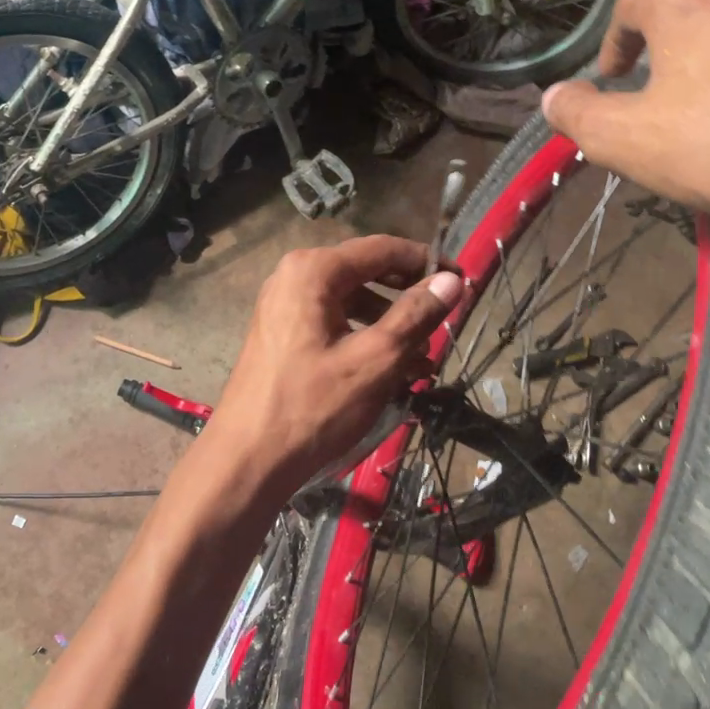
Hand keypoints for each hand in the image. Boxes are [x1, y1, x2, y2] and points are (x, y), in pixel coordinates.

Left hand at [204, 236, 462, 491]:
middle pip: (366, 272)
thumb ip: (416, 315)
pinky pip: (334, 322)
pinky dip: (364, 338)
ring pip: (352, 301)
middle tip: (445, 319)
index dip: (426, 261)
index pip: (382, 248)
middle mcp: (294, 276)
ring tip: (423, 358)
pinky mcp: (282, 333)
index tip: (463, 280)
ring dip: (390, 324)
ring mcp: (284, 305)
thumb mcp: (374, 360)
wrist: (246, 460)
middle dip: (408, 297)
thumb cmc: (312, 406)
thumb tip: (452, 280)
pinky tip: (392, 371)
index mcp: (313, 270)